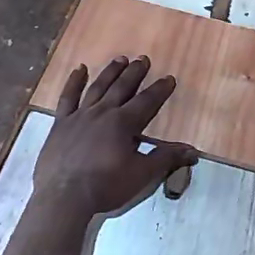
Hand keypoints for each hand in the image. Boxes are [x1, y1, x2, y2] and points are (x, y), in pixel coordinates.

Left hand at [35, 56, 197, 218]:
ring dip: (110, 72)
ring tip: (120, 59)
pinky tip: (79, 69)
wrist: (64, 195)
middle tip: (143, 59)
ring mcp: (79, 116)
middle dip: (134, 73)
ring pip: (97, 87)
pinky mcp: (61, 123)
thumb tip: (193, 150)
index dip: (159, 90)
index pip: (146, 101)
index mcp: (123, 123)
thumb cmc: (105, 186)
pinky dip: (74, 82)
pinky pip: (68, 97)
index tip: (168, 78)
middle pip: (121, 88)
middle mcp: (102, 112)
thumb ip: (166, 158)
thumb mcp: (141, 174)